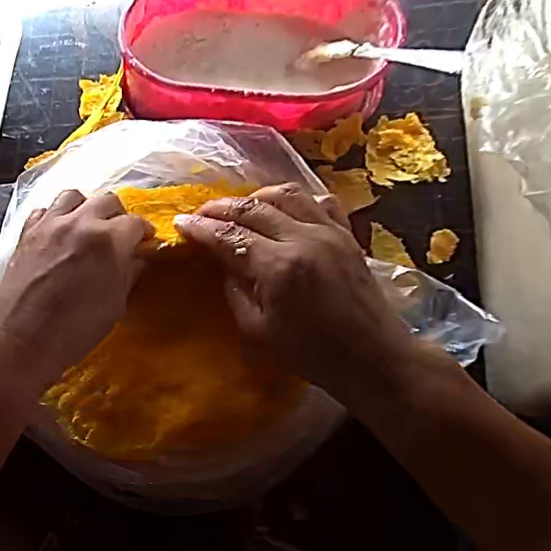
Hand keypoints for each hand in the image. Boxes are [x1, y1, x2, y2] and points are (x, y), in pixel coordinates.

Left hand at [0, 189, 152, 386]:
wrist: (22, 341)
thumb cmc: (75, 331)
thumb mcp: (114, 306)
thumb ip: (128, 274)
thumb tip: (136, 258)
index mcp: (108, 240)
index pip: (135, 223)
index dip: (143, 233)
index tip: (144, 243)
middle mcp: (79, 223)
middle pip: (107, 200)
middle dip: (118, 215)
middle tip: (118, 235)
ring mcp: (48, 225)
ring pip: (73, 197)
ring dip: (85, 207)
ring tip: (87, 226)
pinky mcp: (25, 234)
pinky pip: (43, 211)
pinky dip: (54, 216)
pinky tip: (58, 233)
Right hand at [172, 183, 436, 408]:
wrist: (371, 356)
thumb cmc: (308, 352)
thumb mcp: (256, 328)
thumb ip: (235, 289)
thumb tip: (222, 262)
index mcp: (278, 266)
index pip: (228, 236)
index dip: (200, 228)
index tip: (179, 223)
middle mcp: (304, 239)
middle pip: (253, 208)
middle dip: (219, 208)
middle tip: (198, 214)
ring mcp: (329, 232)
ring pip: (286, 194)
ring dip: (254, 197)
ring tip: (236, 208)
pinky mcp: (346, 235)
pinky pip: (317, 201)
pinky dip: (293, 199)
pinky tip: (279, 210)